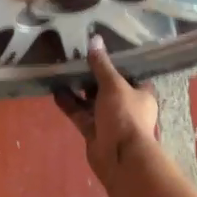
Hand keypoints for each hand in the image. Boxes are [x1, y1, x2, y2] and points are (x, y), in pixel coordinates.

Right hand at [54, 36, 160, 181]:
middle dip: (93, 75)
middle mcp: (127, 106)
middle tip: (76, 57)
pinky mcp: (94, 132)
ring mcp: (110, 120)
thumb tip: (95, 38)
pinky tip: (55, 91)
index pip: (130, 74)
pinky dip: (70, 104)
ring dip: (79, 89)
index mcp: (141, 94)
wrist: (119, 158)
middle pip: (108, 87)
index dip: (117, 63)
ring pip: (92, 101)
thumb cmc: (125, 116)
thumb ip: (102, 64)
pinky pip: (81, 114)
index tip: (101, 49)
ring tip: (62, 71)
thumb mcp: (113, 85)